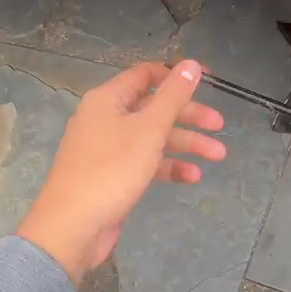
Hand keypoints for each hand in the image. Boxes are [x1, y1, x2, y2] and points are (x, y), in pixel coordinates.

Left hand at [17, 60, 224, 282]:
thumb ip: (173, 95)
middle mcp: (106, 118)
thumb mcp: (149, 129)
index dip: (177, 75)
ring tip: (217, 155)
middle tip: (218, 125)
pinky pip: (145, 161)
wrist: (72, 227)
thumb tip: (191, 63)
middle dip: (189, 116)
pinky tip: (192, 177)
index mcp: (108, 99)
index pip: (147, 74)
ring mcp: (108, 148)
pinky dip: (168, 166)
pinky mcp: (112, 174)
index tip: (208, 81)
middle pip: (154, 107)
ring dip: (185, 143)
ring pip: (153, 136)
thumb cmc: (111, 169)